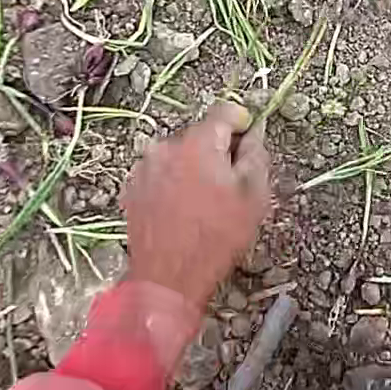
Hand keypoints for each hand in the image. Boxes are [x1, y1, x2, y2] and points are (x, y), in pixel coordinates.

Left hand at [121, 102, 270, 314]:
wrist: (169, 278)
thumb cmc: (217, 235)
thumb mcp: (255, 192)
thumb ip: (256, 152)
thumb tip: (254, 131)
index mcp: (198, 143)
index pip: (226, 111)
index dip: (244, 123)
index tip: (251, 145)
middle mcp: (165, 147)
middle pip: (203, 134)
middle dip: (220, 151)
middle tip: (233, 183)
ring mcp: (145, 168)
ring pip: (183, 154)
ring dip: (198, 167)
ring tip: (209, 200)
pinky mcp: (133, 189)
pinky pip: (164, 173)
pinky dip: (178, 182)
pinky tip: (187, 209)